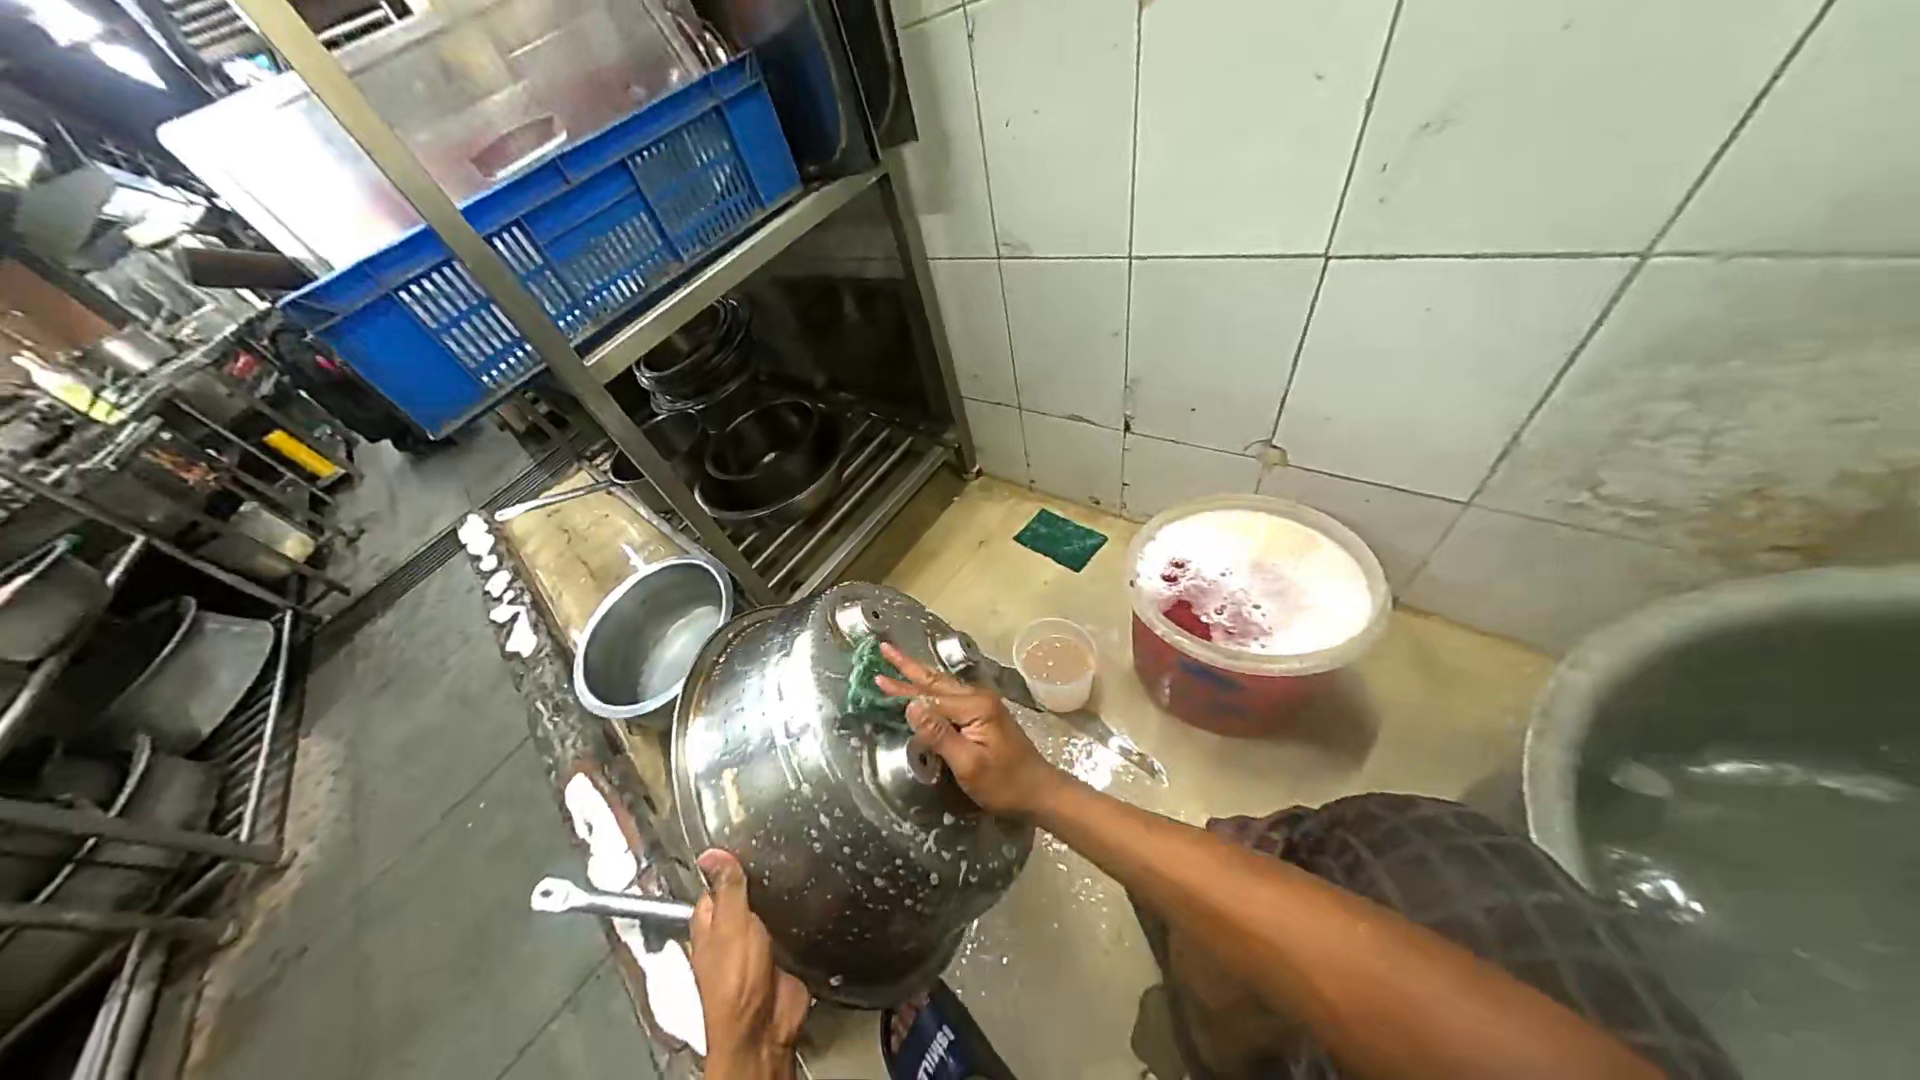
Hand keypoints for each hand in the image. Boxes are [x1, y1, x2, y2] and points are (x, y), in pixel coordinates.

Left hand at [688, 849, 809, 1079]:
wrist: (765, 1028)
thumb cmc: (736, 980)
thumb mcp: (731, 925)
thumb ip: (727, 888)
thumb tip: (709, 854)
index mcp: (710, 923)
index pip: (717, 882)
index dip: (731, 861)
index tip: (750, 835)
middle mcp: (731, 931)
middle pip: (747, 892)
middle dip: (762, 875)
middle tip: (785, 843)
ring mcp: (757, 942)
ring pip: (770, 906)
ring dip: (783, 893)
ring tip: (803, 861)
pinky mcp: (783, 951)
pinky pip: (791, 923)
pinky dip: (800, 912)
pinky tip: (813, 894)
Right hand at [874, 642, 1064, 814]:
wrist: (1040, 791)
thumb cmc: (1005, 783)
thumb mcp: (969, 764)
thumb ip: (939, 734)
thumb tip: (911, 706)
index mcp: (975, 707)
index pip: (929, 696)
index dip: (901, 689)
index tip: (877, 679)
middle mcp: (978, 698)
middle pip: (935, 681)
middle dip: (908, 666)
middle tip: (885, 649)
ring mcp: (982, 705)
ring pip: (943, 685)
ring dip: (918, 674)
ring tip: (898, 660)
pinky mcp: (983, 715)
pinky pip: (950, 696)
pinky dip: (931, 688)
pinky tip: (924, 686)